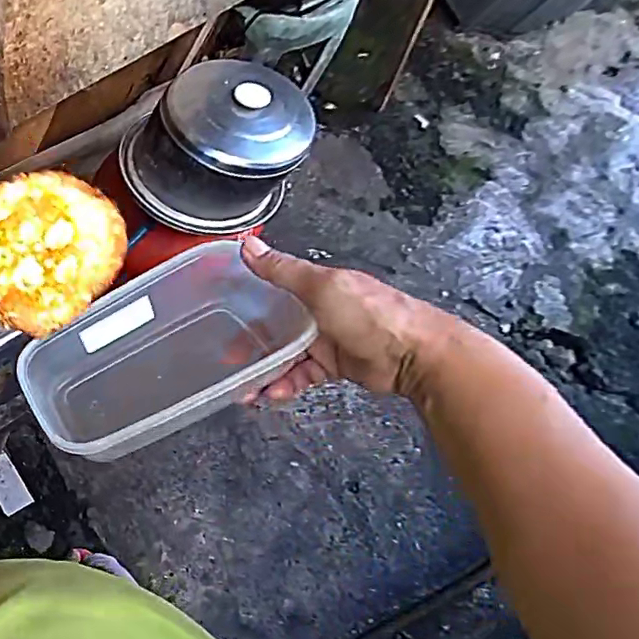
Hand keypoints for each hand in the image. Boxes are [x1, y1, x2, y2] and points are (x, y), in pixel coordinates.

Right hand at [238, 236, 458, 404]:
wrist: (416, 355)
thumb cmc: (373, 316)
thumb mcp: (322, 287)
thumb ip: (282, 270)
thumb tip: (248, 245)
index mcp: (316, 287)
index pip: (272, 292)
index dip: (246, 306)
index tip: (223, 319)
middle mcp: (318, 311)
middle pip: (274, 329)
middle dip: (250, 347)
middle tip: (230, 362)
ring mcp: (326, 339)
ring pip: (284, 357)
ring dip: (265, 373)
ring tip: (248, 389)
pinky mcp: (334, 365)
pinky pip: (301, 375)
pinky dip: (287, 385)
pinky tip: (275, 393)